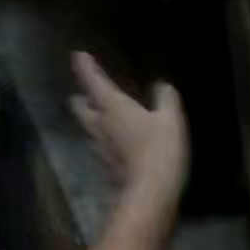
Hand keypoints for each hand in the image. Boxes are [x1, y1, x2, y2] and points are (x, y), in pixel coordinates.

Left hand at [68, 51, 186, 203]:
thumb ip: (166, 99)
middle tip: (84, 95)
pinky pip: (101, 150)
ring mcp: (101, 149)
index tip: (78, 56)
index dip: (85, 67)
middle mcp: (100, 125)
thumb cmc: (160, 149)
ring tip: (97, 119)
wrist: (152, 193)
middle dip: (82, 98)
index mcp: (112, 106)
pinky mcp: (107, 168)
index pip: (92, 81)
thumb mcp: (171, 119)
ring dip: (91, 122)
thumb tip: (162, 86)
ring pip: (89, 130)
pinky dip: (104, 144)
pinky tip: (112, 147)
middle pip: (81, 108)